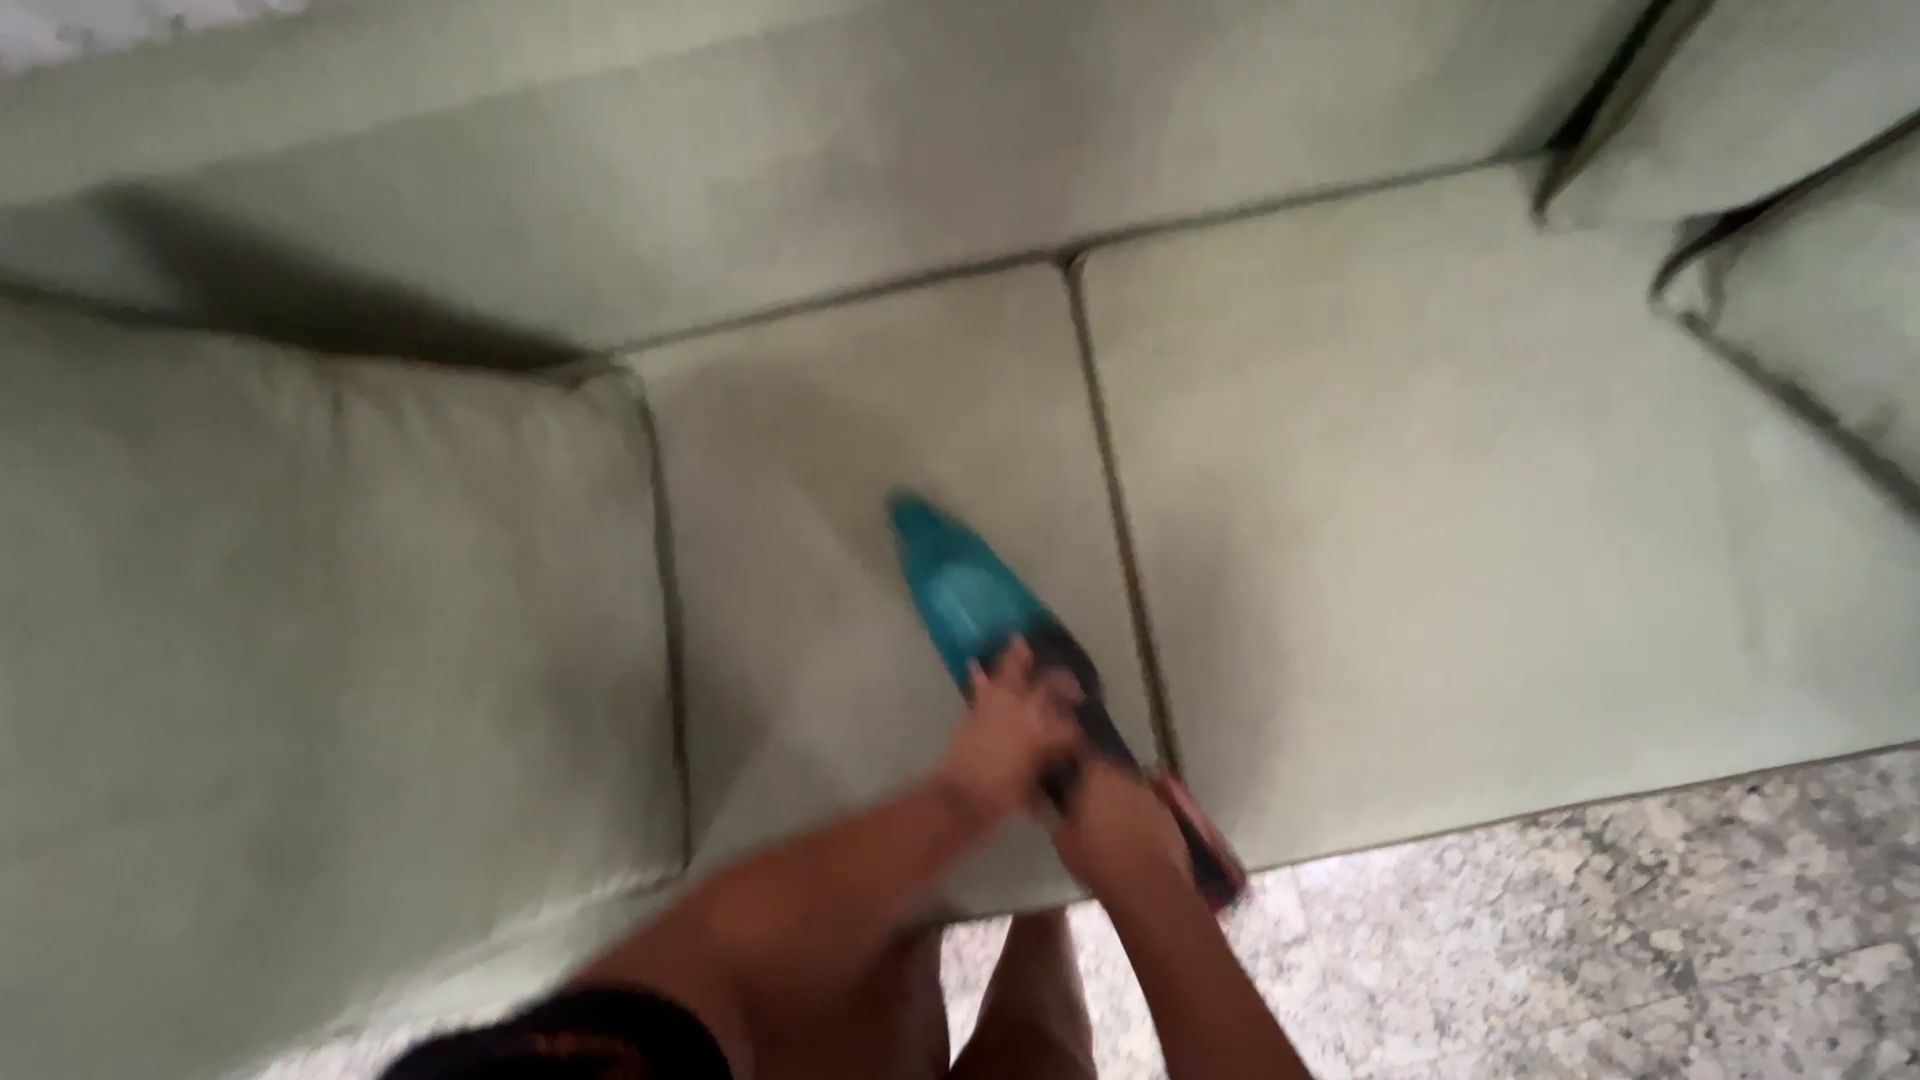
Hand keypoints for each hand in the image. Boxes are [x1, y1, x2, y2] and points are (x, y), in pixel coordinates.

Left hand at [936, 636, 1084, 823]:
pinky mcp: (977, 708)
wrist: (960, 797)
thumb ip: (1047, 762)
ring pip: (1012, 671)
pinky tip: (974, 664)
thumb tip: (1056, 755)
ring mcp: (999, 704)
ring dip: (1017, 656)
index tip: (1081, 739)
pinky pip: (980, 686)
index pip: (1070, 726)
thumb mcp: (1033, 784)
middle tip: (1074, 689)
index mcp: (1045, 732)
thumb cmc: (1002, 798)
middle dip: (1066, 685)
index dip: (1078, 733)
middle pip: (1051, 687)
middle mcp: (1026, 710)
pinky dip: (978, 675)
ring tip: (1020, 641)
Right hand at [1049, 758, 1190, 899]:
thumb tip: (1053, 805)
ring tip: (1112, 823)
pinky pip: (1149, 809)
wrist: (1147, 886)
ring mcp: (1152, 795)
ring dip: (1122, 799)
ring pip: (1131, 789)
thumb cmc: (1097, 860)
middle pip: (1110, 771)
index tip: (1067, 780)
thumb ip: (1057, 815)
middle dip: (1100, 784)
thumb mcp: (1063, 840)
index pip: (1083, 756)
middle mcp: (1127, 776)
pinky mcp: (1170, 816)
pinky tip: (1135, 837)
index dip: (1075, 767)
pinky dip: (1142, 817)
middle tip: (1088, 804)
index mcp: (1097, 775)